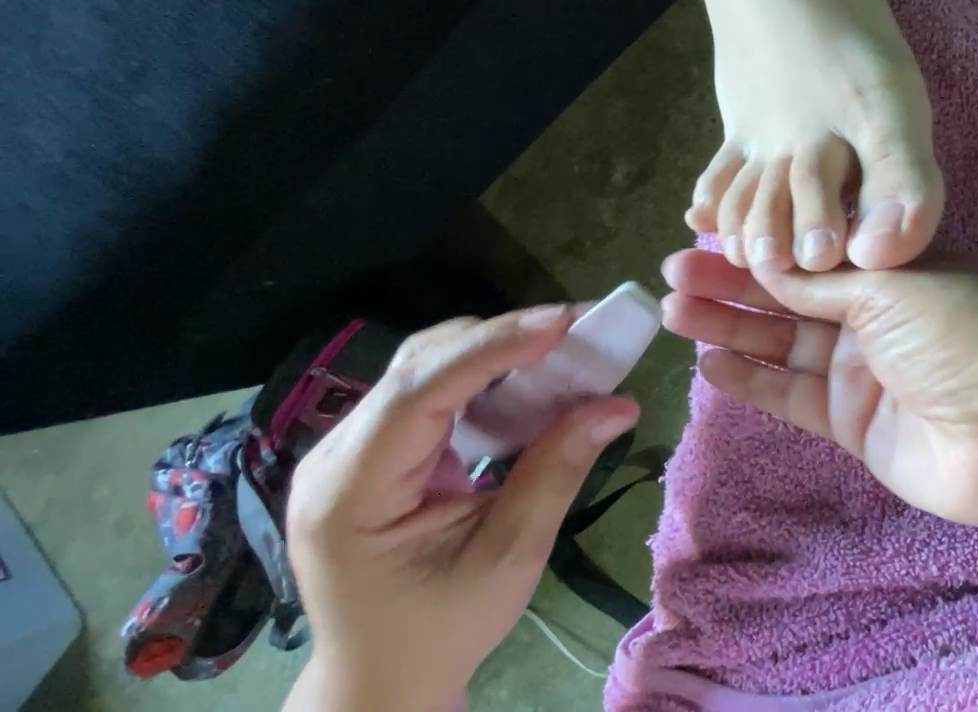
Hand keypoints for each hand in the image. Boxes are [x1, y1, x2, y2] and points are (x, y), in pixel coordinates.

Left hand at [283, 306, 638, 710]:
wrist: (382, 678)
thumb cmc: (440, 628)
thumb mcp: (508, 557)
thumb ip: (556, 472)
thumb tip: (618, 404)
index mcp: (350, 492)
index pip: (417, 394)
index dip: (491, 349)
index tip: (562, 322)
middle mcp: (337, 457)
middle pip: (419, 367)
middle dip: (501, 338)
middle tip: (579, 326)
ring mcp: (353, 450)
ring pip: (425, 368)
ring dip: (496, 349)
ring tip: (564, 343)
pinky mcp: (378, 450)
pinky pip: (432, 390)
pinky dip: (487, 373)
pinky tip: (530, 375)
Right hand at [660, 249, 977, 533]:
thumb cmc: (965, 335)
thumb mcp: (891, 288)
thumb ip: (822, 280)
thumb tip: (768, 262)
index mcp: (894, 266)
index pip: (815, 246)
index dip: (765, 239)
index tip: (710, 229)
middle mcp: (876, 313)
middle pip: (790, 293)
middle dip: (734, 281)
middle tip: (672, 270)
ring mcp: (863, 368)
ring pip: (782, 342)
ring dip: (729, 326)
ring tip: (672, 309)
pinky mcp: (854, 421)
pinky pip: (791, 395)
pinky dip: (751, 379)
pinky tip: (708, 362)